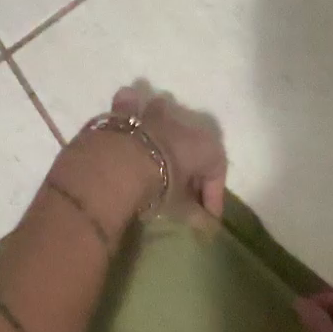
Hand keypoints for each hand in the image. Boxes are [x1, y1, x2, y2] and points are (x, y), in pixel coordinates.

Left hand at [76, 84, 227, 217]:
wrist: (115, 164)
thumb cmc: (158, 186)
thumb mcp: (179, 207)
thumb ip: (194, 215)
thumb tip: (206, 225)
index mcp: (205, 144)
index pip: (217, 171)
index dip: (214, 197)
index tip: (208, 218)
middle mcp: (185, 122)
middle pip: (193, 146)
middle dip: (191, 169)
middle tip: (185, 194)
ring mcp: (154, 111)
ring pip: (165, 115)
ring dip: (163, 133)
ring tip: (157, 157)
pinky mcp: (124, 110)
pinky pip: (131, 106)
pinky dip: (131, 112)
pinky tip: (128, 125)